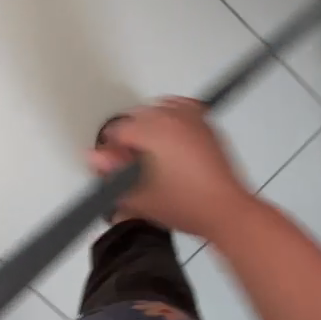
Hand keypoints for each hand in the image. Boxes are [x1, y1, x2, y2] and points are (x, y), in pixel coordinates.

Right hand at [87, 97, 258, 239]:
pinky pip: (182, 109)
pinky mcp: (206, 126)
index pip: (117, 130)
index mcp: (154, 131)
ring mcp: (193, 119)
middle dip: (128, 137)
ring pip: (158, 109)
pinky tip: (169, 136)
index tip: (113, 164)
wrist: (226, 211)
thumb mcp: (140, 195)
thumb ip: (112, 174)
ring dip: (148, 125)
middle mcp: (173, 118)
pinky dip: (172, 117)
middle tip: (129, 162)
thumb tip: (94, 158)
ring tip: (148, 151)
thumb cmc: (191, 205)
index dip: (110, 150)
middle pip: (135, 117)